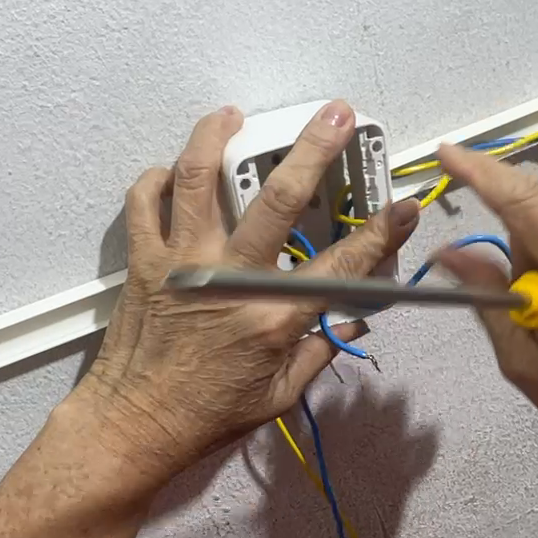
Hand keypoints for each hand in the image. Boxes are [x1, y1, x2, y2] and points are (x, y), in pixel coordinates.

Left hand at [67, 102, 419, 490]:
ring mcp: (180, 263)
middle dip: (313, 149)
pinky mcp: (143, 261)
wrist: (133, 425)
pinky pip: (144, 202)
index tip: (404, 206)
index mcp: (272, 316)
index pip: (340, 265)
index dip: (379, 233)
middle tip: (334, 113)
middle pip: (277, 199)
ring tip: (232, 115)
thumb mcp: (279, 395)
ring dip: (216, 137)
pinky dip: (157, 179)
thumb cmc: (210, 416)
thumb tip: (355, 321)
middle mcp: (228, 278)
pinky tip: (173, 172)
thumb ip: (320, 351)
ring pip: (197, 179)